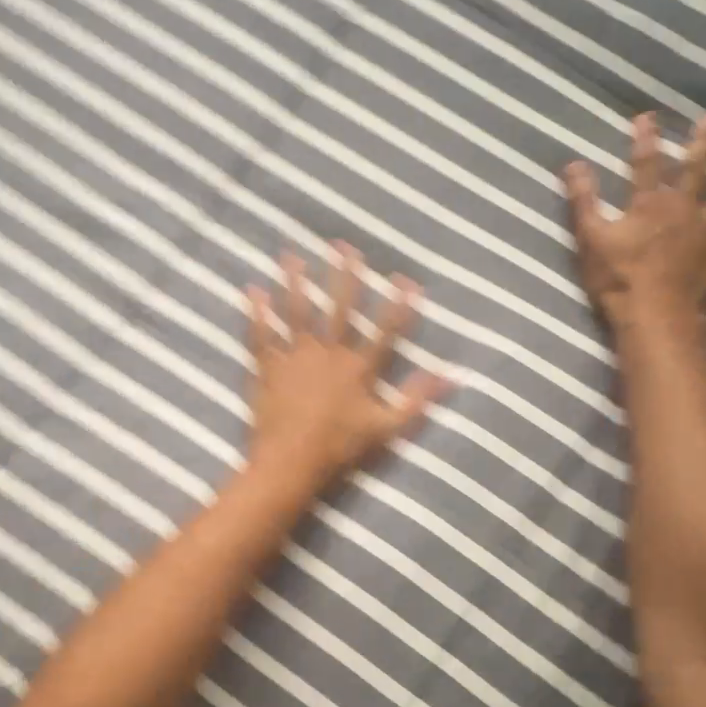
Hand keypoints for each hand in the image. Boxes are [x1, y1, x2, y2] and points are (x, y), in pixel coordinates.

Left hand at [243, 242, 448, 487]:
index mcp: (358, 368)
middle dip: (343, 275)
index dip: (398, 304)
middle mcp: (327, 354)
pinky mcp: (267, 369)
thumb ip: (418, 399)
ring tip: (291, 255)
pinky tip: (252, 290)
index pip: (384, 330)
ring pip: (295, 311)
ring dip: (295, 281)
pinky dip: (256, 312)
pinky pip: (260, 335)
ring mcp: (294, 358)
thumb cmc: (340, 448)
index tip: (408, 278)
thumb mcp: (388, 429)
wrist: (290, 462)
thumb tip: (452, 376)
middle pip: (338, 308)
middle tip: (343, 245)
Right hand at [563, 113, 705, 329]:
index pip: (646, 164)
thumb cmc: (617, 279)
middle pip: (695, 171)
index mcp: (649, 204)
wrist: (655, 317)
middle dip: (703, 144)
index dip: (645, 139)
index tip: (647, 117)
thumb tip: (572, 163)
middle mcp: (685, 210)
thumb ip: (583, 200)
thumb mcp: (589, 238)